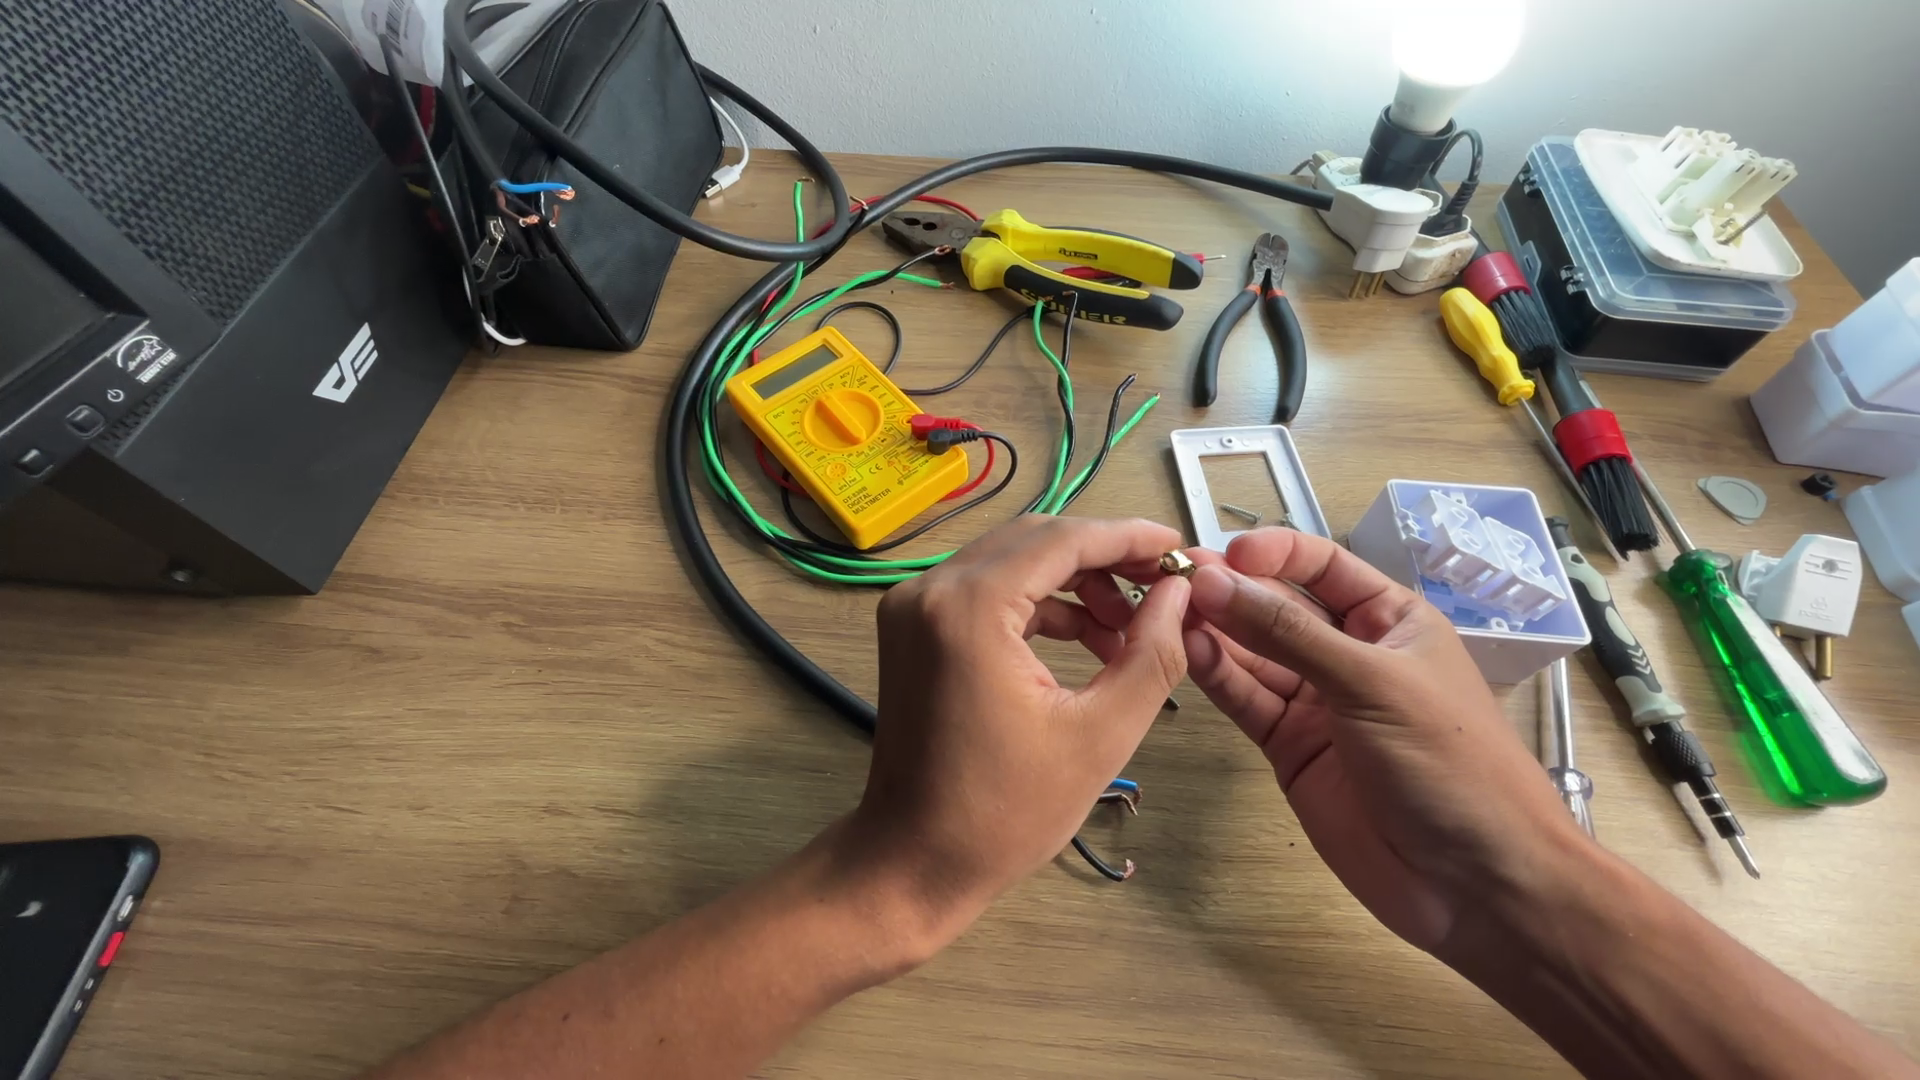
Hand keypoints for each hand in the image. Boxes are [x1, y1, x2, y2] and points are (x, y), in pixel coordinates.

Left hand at [852, 516, 1190, 933]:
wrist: (913, 859)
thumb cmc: (1005, 812)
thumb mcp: (1100, 733)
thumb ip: (1152, 653)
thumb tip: (1180, 593)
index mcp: (968, 607)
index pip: (1061, 539)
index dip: (1127, 537)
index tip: (1178, 546)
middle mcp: (929, 589)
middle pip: (1033, 541)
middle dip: (1103, 558)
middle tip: (1160, 586)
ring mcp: (913, 606)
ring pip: (1011, 563)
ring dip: (1072, 584)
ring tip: (1127, 628)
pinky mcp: (913, 627)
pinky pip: (987, 593)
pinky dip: (1037, 605)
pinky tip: (1085, 638)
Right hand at [1180, 529, 1584, 953]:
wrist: (1475, 887)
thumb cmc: (1449, 764)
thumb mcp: (1373, 683)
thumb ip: (1288, 633)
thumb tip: (1214, 581)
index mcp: (1388, 621)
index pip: (1322, 568)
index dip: (1275, 554)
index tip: (1226, 554)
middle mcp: (1346, 652)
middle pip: (1276, 607)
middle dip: (1230, 590)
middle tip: (1175, 577)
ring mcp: (1313, 700)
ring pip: (1252, 652)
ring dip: (1213, 629)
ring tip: (1168, 610)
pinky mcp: (1286, 743)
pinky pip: (1245, 697)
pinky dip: (1215, 674)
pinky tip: (1187, 650)